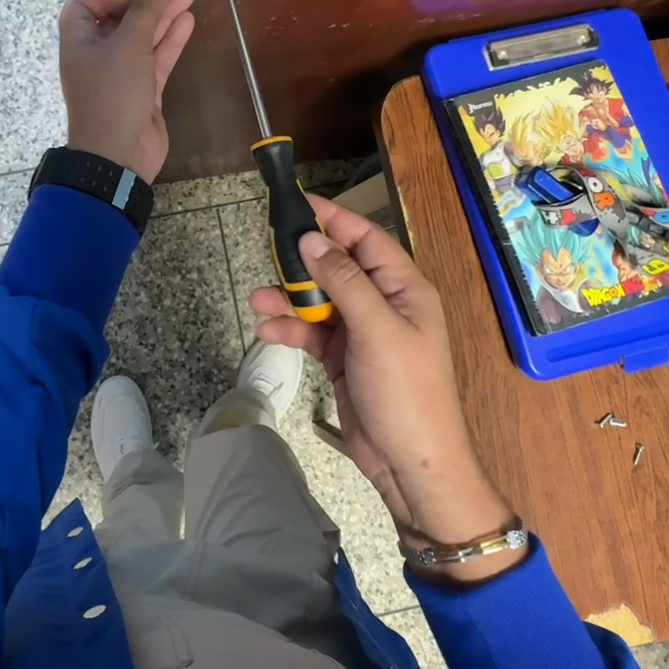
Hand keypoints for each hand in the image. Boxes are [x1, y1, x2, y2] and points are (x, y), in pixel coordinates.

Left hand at [57, 0, 195, 182]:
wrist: (118, 156)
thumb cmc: (113, 95)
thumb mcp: (128, 46)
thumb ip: (145, 12)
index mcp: (79, 43)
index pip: (84, 8)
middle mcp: (97, 57)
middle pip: (120, 21)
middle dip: (146, 3)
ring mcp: (120, 75)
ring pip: (142, 39)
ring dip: (163, 19)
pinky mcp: (142, 91)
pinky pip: (155, 60)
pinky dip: (170, 42)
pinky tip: (187, 23)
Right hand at [250, 194, 520, 582]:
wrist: (411, 465)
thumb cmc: (405, 391)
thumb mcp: (377, 330)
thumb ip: (344, 281)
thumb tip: (311, 239)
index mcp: (404, 288)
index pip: (365, 239)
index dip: (333, 219)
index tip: (297, 203)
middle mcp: (382, 303)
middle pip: (336, 267)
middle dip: (302, 261)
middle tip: (267, 250)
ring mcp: (361, 332)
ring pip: (318, 300)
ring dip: (288, 298)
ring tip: (257, 300)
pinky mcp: (342, 358)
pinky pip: (311, 332)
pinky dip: (290, 329)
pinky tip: (267, 332)